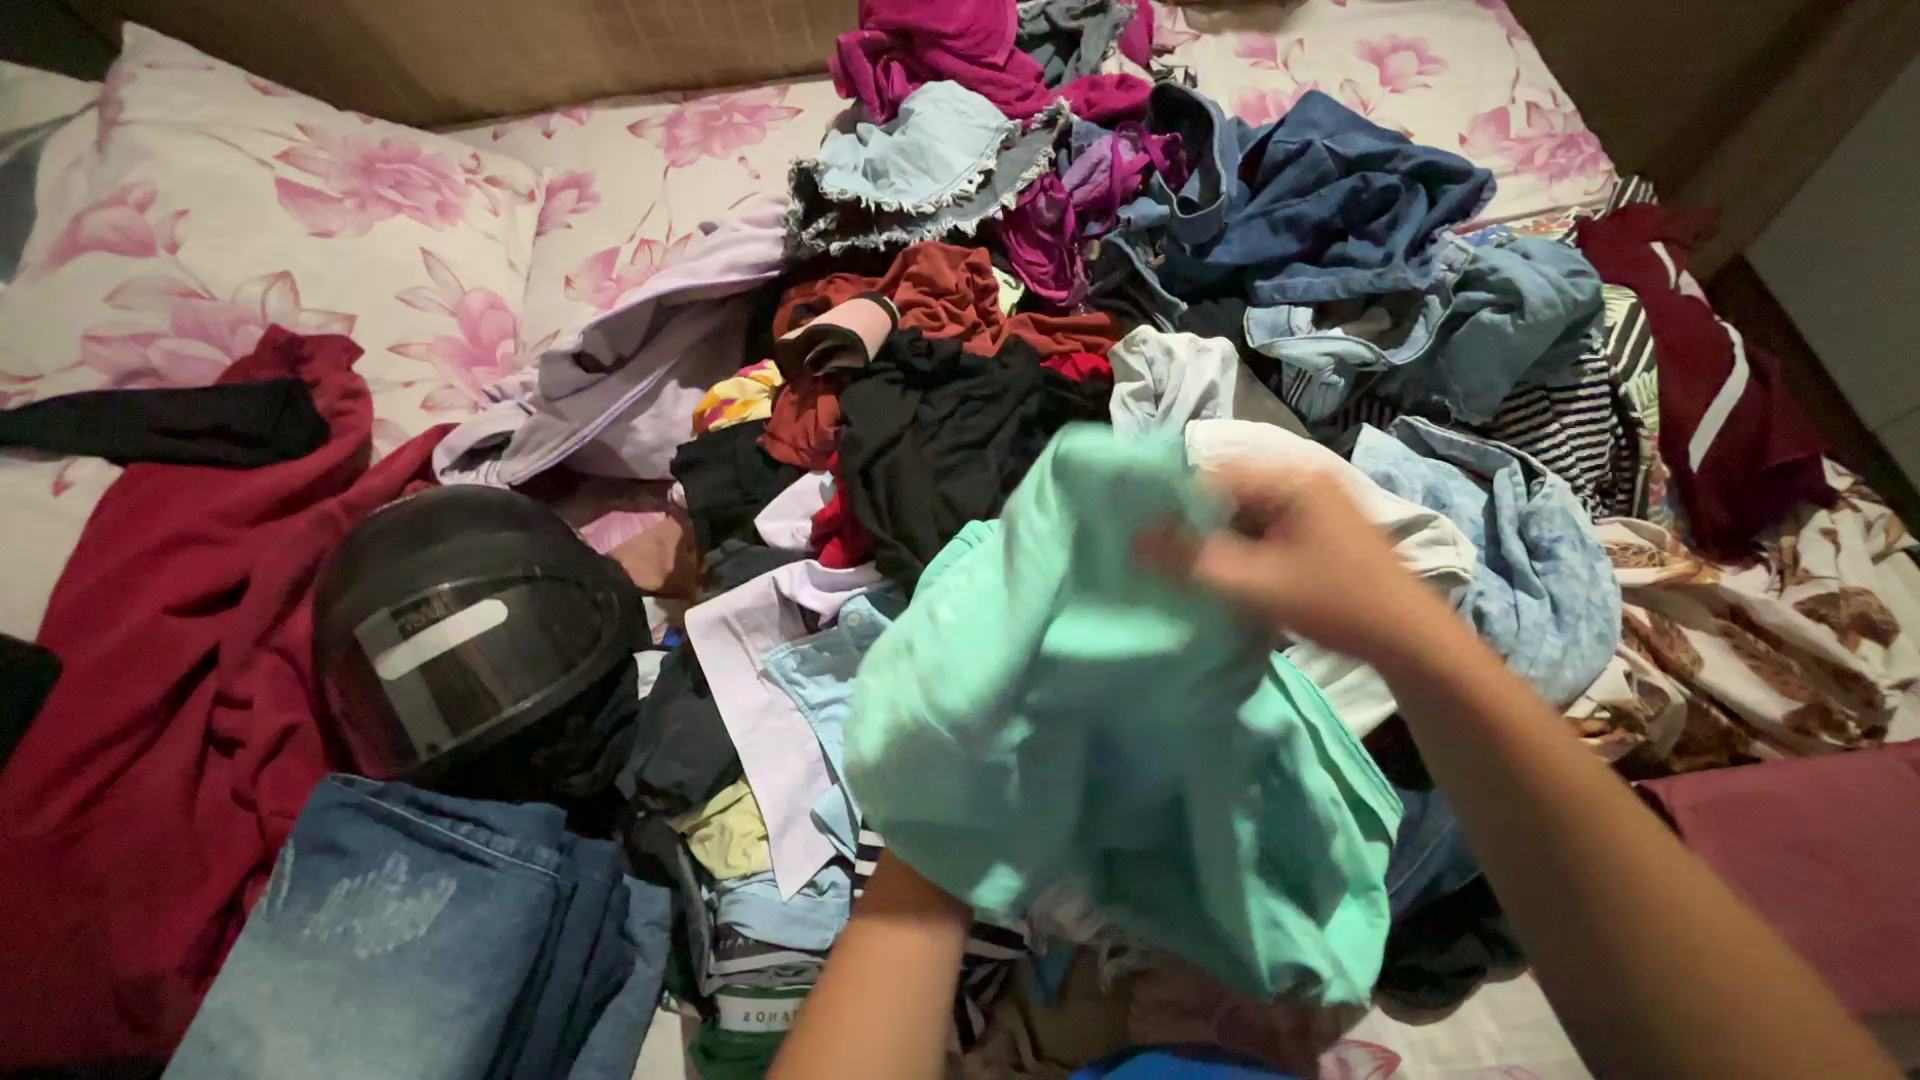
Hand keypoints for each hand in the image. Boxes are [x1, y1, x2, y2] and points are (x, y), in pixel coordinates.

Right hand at [1135, 463, 1461, 669]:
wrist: (1409, 640)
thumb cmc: (1337, 604)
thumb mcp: (1257, 585)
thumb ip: (1192, 562)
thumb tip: (1134, 542)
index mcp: (1292, 478)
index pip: (1211, 475)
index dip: (1173, 503)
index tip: (1143, 534)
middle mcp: (1302, 479)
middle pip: (1226, 492)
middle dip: (1194, 524)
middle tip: (1160, 556)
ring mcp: (1313, 503)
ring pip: (1242, 513)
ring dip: (1216, 539)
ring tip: (1187, 568)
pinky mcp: (1316, 528)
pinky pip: (1261, 528)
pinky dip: (1240, 548)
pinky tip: (1225, 575)